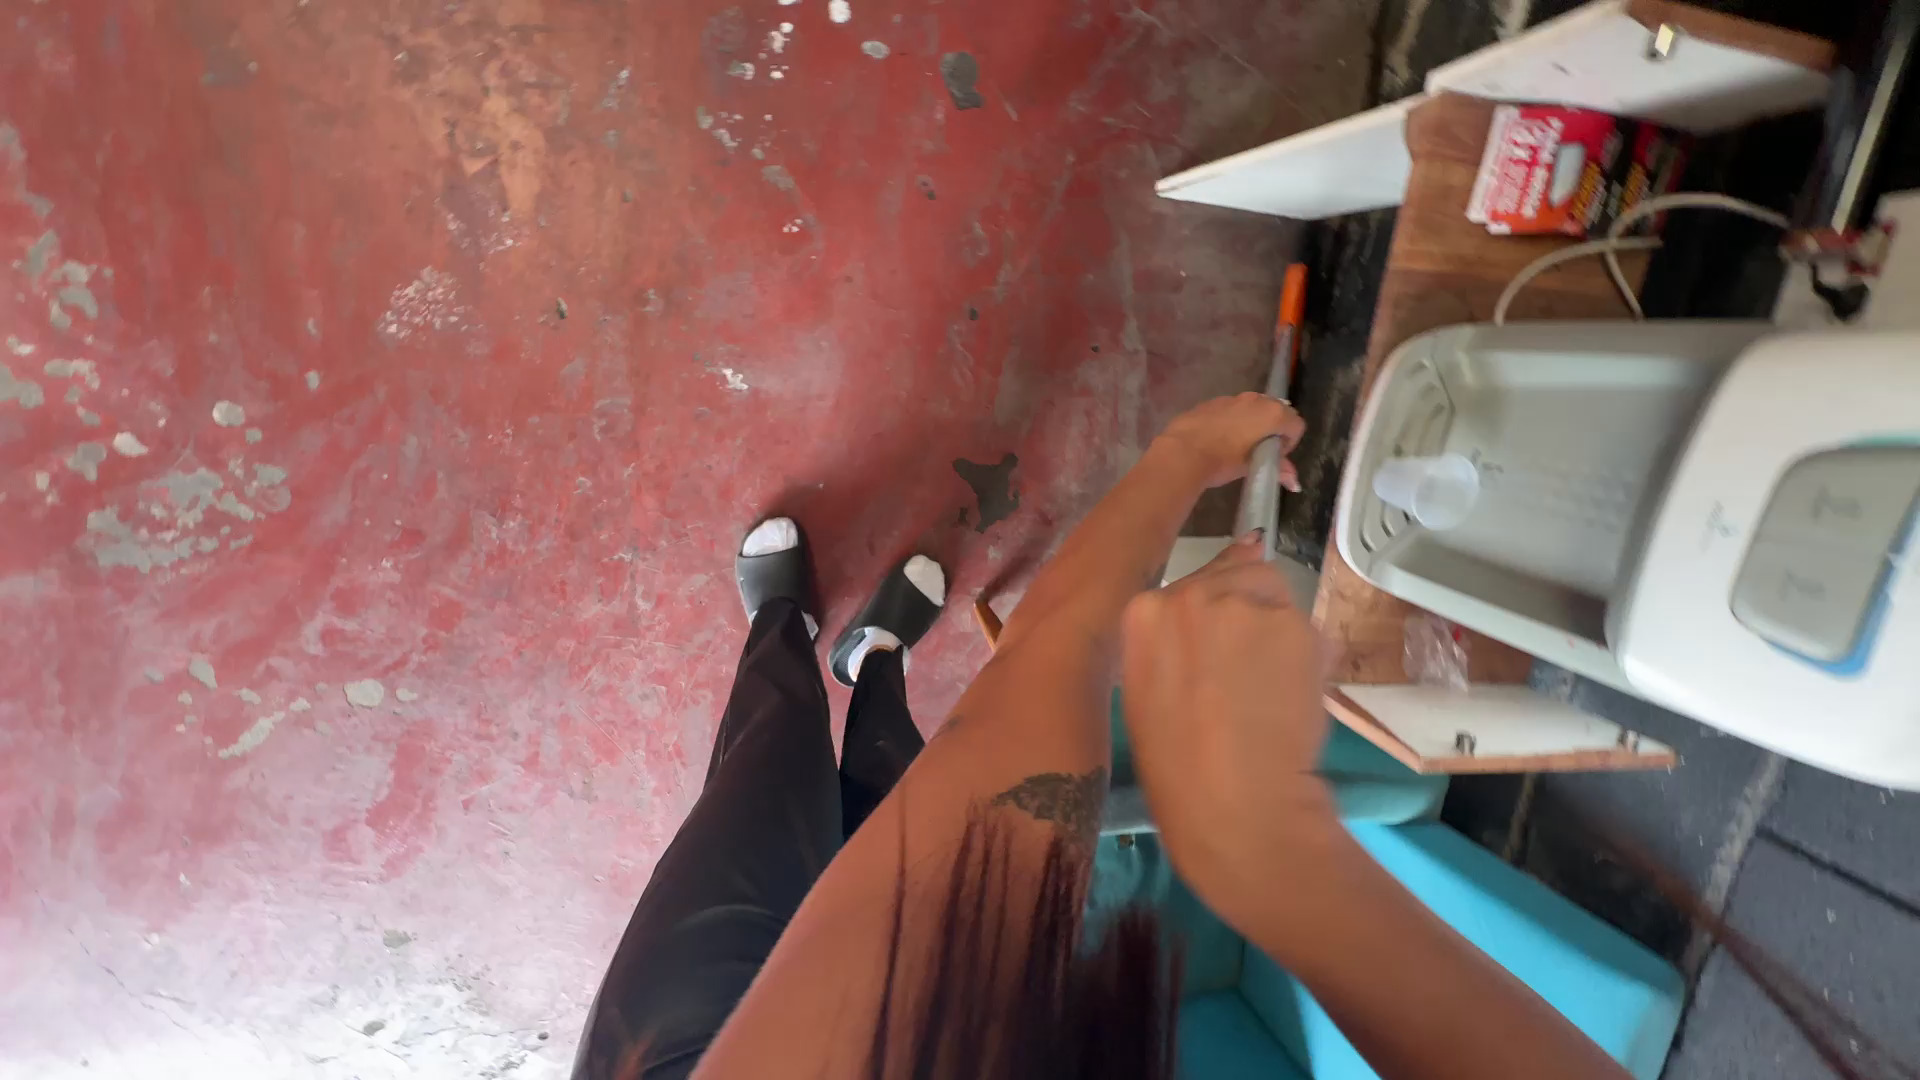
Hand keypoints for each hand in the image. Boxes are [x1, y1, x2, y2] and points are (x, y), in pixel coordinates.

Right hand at [1120, 537, 1334, 930]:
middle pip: (1235, 577)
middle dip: (1246, 616)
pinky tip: (1292, 700)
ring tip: (1270, 690)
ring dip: (1276, 632)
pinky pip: (1306, 629)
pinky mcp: (1294, 626)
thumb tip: (1228, 567)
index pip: (1189, 588)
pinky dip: (1305, 658)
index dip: (1210, 624)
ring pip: (1274, 598)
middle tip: (1248, 678)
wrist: (1232, 809)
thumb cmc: (1177, 766)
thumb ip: (1174, 635)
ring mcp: (1242, 606)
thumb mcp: (1150, 688)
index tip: (1217, 661)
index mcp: (1142, 612)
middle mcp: (1189, 594)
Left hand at [1155, 392, 1305, 488]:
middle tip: (1258, 450)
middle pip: (1275, 411)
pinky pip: (1228, 409)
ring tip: (1236, 444)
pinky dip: (1229, 420)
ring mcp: (1231, 398)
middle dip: (1272, 429)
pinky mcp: (1210, 401)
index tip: (1274, 456)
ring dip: (1250, 422)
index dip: (1288, 442)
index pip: (1296, 425)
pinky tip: (1216, 437)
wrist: (1182, 452)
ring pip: (1250, 408)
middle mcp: (1255, 400)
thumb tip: (1294, 483)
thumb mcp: (1251, 466)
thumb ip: (1278, 469)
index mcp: (1273, 413)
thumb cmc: (1223, 461)